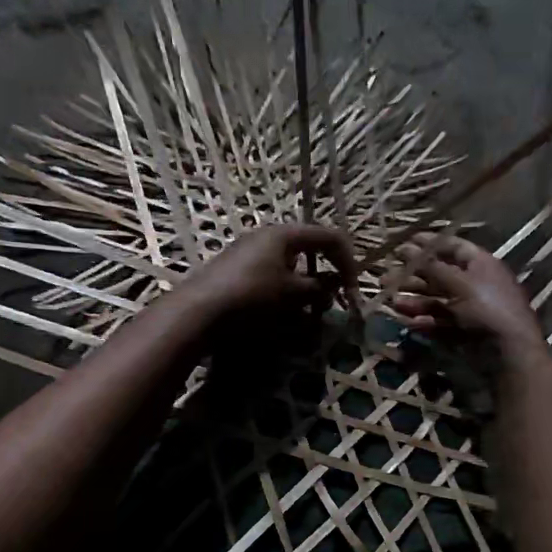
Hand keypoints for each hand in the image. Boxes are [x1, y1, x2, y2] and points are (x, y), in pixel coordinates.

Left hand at [173, 224, 358, 320]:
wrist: (198, 311)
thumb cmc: (251, 296)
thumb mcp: (292, 293)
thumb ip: (318, 288)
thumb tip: (332, 286)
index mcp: (284, 234)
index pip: (329, 237)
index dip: (347, 262)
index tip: (352, 291)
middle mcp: (266, 237)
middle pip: (308, 252)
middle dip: (323, 279)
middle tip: (328, 306)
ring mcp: (248, 254)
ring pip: (289, 269)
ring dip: (303, 291)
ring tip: (304, 317)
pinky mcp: (236, 272)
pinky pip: (271, 279)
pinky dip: (283, 295)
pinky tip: (279, 317)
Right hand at [391, 234, 544, 352]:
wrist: (508, 351)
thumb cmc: (486, 307)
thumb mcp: (458, 282)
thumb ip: (431, 266)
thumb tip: (406, 249)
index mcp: (480, 263)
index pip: (452, 246)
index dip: (429, 243)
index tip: (404, 243)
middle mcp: (475, 283)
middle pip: (439, 274)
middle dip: (413, 276)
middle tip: (387, 278)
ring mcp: (470, 308)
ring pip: (437, 300)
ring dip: (414, 300)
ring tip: (392, 303)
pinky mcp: (464, 330)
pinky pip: (440, 321)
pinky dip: (425, 321)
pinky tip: (408, 322)